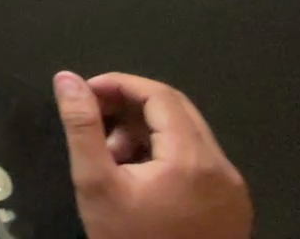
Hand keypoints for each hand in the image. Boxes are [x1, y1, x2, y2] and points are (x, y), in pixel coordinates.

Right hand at [54, 71, 251, 238]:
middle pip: (176, 110)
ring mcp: (232, 191)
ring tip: (108, 151)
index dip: (118, 84)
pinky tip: (133, 172)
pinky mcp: (230, 207)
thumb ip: (81, 125)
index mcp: (195, 161)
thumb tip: (67, 78)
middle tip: (92, 116)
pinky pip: (195, 159)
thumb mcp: (95, 181)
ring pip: (185, 134)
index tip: (83, 94)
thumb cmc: (130, 238)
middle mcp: (224, 170)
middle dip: (128, 104)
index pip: (160, 96)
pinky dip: (161, 151)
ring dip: (142, 128)